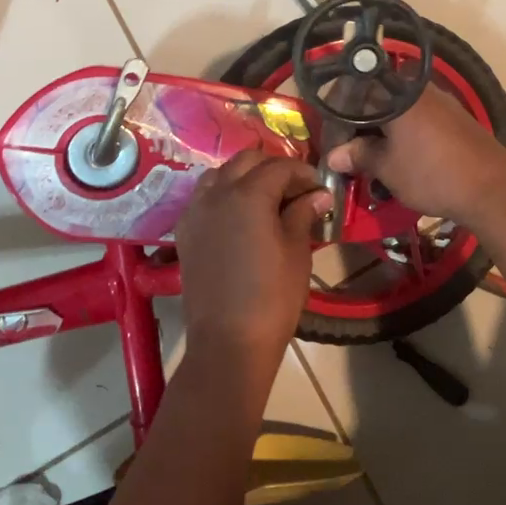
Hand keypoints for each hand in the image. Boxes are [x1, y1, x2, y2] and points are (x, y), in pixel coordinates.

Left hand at [176, 151, 330, 359]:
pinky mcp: (185, 234)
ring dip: (245, 178)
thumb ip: (303, 214)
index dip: (303, 173)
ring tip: (266, 200)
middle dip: (273, 168)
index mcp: (248, 194)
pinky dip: (224, 196)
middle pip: (246, 162)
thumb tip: (318, 196)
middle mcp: (217, 194)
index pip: (280, 167)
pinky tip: (241, 218)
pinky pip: (204, 199)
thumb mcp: (297, 251)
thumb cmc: (273, 296)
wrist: (228, 342)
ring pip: (220, 175)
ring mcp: (195, 213)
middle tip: (295, 189)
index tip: (320, 188)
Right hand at [326, 86, 505, 221]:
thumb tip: (333, 156)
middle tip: (349, 152)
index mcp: (395, 94)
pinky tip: (400, 155)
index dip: (337, 118)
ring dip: (383, 130)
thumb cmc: (431, 174)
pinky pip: (419, 117)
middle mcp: (417, 89)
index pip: (354, 93)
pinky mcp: (455, 116)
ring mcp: (440, 100)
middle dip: (360, 124)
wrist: (491, 186)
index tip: (332, 143)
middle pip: (377, 98)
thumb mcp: (388, 168)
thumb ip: (360, 156)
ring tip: (372, 157)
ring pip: (399, 109)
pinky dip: (404, 133)